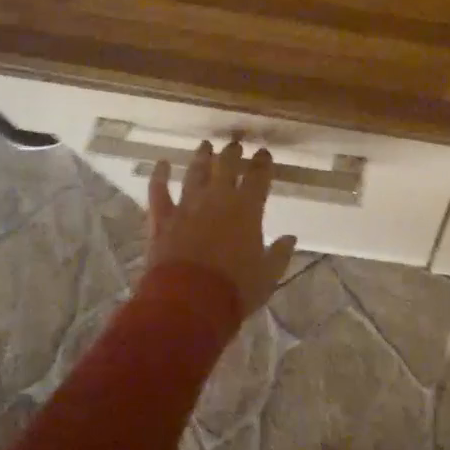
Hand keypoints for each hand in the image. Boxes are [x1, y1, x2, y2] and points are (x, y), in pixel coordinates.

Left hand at [146, 141, 298, 315]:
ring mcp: (187, 206)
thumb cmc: (234, 290)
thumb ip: (280, 253)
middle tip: (235, 145)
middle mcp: (218, 198)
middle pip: (226, 165)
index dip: (262, 162)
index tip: (264, 153)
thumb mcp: (267, 276)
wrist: (188, 304)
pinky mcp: (162, 219)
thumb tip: (290, 238)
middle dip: (232, 152)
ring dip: (201, 157)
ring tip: (205, 145)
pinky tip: (159, 163)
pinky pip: (158, 192)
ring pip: (195, 172)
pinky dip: (158, 176)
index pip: (258, 176)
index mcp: (247, 208)